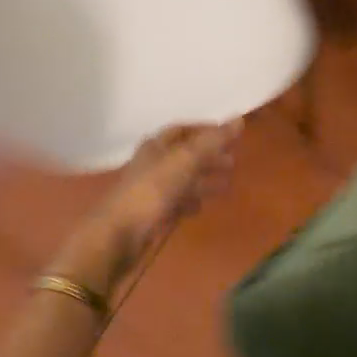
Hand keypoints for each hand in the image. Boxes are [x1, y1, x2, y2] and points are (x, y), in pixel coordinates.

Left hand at [50, 123, 239, 291]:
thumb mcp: (185, 161)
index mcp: (155, 147)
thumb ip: (212, 141)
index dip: (205, 131)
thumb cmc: (151, 192)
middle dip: (208, 157)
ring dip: (202, 179)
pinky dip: (190, 201)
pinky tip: (201, 206)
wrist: (117, 238)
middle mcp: (151, 165)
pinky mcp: (149, 215)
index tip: (228, 136)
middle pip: (183, 155)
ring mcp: (149, 191)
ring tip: (226, 184)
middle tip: (232, 162)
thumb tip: (239, 117)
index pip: (182, 130)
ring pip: (181, 179)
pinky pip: (174, 202)